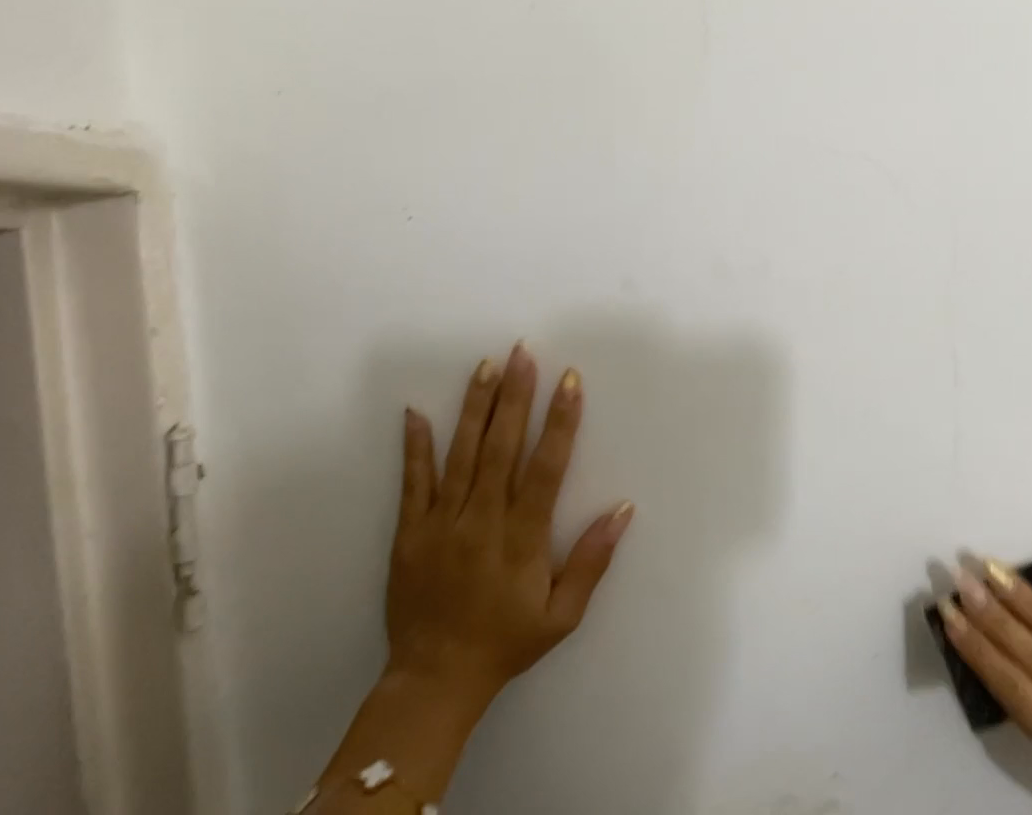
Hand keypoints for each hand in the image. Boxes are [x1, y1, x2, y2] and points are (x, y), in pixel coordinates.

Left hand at [387, 341, 633, 696]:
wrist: (436, 677)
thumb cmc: (507, 642)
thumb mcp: (562, 615)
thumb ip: (591, 560)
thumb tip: (622, 510)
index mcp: (522, 538)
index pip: (546, 467)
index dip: (560, 422)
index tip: (569, 383)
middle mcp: (482, 520)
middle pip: (501, 448)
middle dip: (516, 397)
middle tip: (523, 353)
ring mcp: (441, 523)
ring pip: (460, 454)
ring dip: (475, 408)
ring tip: (486, 366)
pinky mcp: (410, 532)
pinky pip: (413, 482)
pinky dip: (415, 446)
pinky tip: (417, 412)